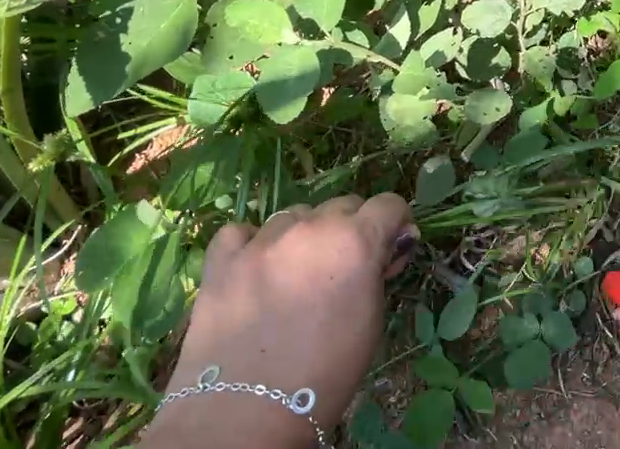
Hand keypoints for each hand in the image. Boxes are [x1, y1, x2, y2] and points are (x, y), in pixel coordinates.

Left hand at [141, 194, 415, 448]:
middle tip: (346, 269)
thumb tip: (386, 249)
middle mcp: (312, 229)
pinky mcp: (223, 261)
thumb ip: (379, 271)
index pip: (389, 204)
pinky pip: (241, 233)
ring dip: (306, 235)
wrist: (246, 416)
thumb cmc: (325, 373)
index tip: (392, 250)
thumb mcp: (373, 319)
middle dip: (352, 229)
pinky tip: (256, 267)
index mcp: (356, 241)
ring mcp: (263, 242)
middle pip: (343, 206)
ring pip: (295, 215)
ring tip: (298, 273)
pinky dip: (252, 244)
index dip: (396, 224)